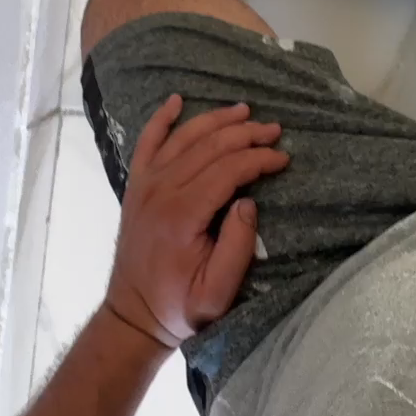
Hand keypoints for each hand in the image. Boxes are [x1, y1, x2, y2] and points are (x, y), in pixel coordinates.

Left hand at [102, 96, 288, 347]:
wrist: (132, 315)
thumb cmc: (180, 306)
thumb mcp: (217, 292)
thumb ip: (237, 246)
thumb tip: (248, 201)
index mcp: (182, 214)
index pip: (227, 169)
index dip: (258, 159)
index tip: (283, 158)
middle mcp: (161, 190)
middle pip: (209, 146)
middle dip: (246, 134)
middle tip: (275, 130)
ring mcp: (145, 183)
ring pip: (184, 137)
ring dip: (216, 119)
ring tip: (245, 111)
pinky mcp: (136, 184)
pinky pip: (147, 141)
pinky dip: (161, 118)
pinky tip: (176, 100)